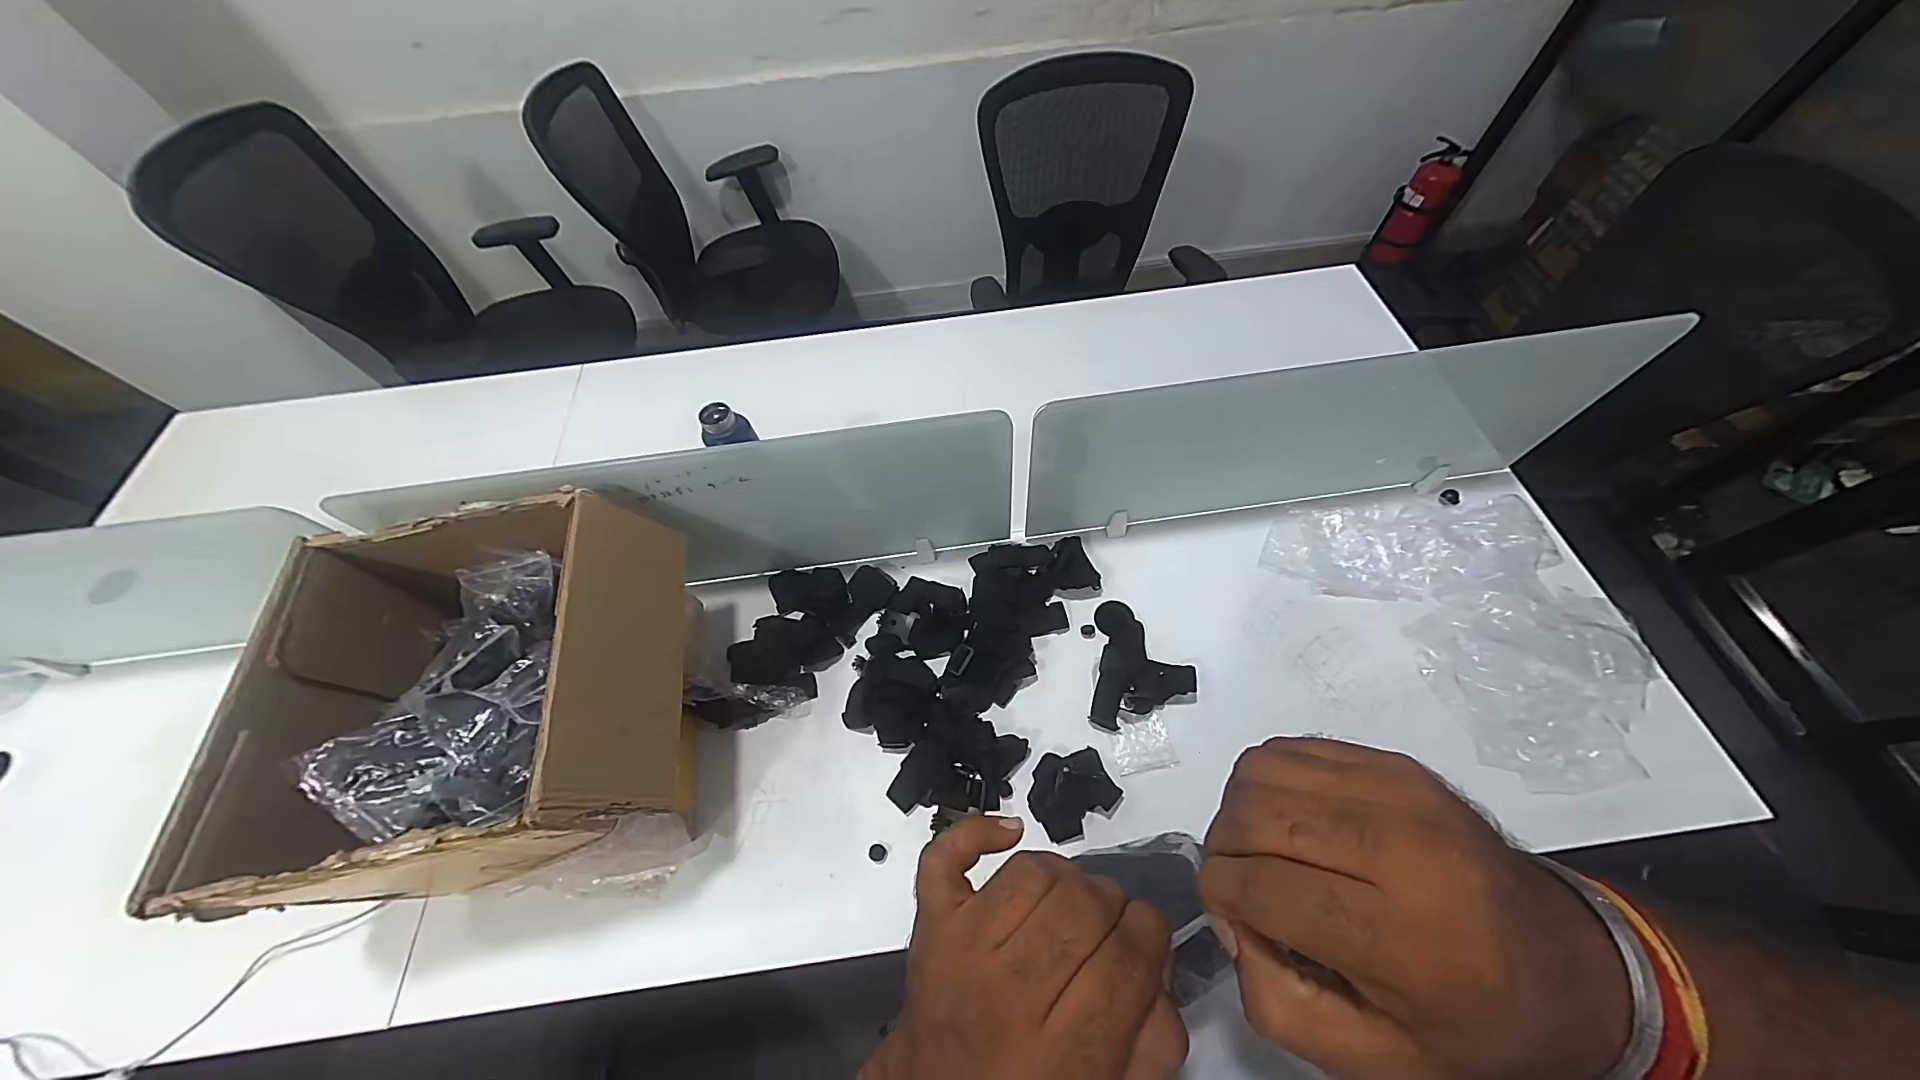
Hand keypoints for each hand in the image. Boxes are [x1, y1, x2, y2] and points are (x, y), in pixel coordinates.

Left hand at [861, 816, 1187, 1079]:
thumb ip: (1152, 1034)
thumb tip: (1158, 959)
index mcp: (1063, 1052)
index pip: (1128, 958)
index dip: (1149, 932)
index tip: (1147, 933)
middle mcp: (1009, 994)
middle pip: (1083, 906)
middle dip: (1111, 904)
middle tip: (1108, 922)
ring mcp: (963, 949)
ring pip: (1033, 871)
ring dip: (1064, 875)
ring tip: (1067, 899)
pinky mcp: (932, 923)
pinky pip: (947, 856)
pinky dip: (976, 832)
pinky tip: (1008, 833)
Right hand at [1199, 738, 1630, 1079]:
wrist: (1567, 965)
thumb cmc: (1473, 1021)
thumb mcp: (1376, 1058)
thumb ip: (1274, 1000)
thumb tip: (1231, 922)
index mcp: (1405, 937)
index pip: (1258, 886)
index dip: (1221, 898)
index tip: (1233, 917)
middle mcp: (1402, 848)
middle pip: (1251, 817)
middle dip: (1221, 850)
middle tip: (1239, 880)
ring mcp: (1400, 791)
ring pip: (1260, 772)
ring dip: (1239, 810)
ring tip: (1264, 846)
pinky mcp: (1395, 763)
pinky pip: (1289, 749)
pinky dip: (1269, 781)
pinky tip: (1292, 818)